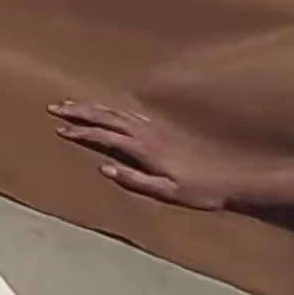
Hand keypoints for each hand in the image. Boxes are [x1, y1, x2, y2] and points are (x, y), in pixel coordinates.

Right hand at [49, 102, 241, 210]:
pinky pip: (132, 115)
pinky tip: (108, 109)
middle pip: (106, 118)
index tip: (60, 129)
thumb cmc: (202, 190)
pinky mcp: (163, 131)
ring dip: (92, 107)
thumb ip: (136, 180)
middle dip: (79, 112)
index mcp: (143, 149)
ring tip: (71, 103)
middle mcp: (145, 135)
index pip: (103, 136)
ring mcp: (155, 131)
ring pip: (116, 113)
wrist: (238, 180)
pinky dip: (113, 110)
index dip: (80, 132)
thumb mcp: (169, 192)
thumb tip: (105, 168)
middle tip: (54, 107)